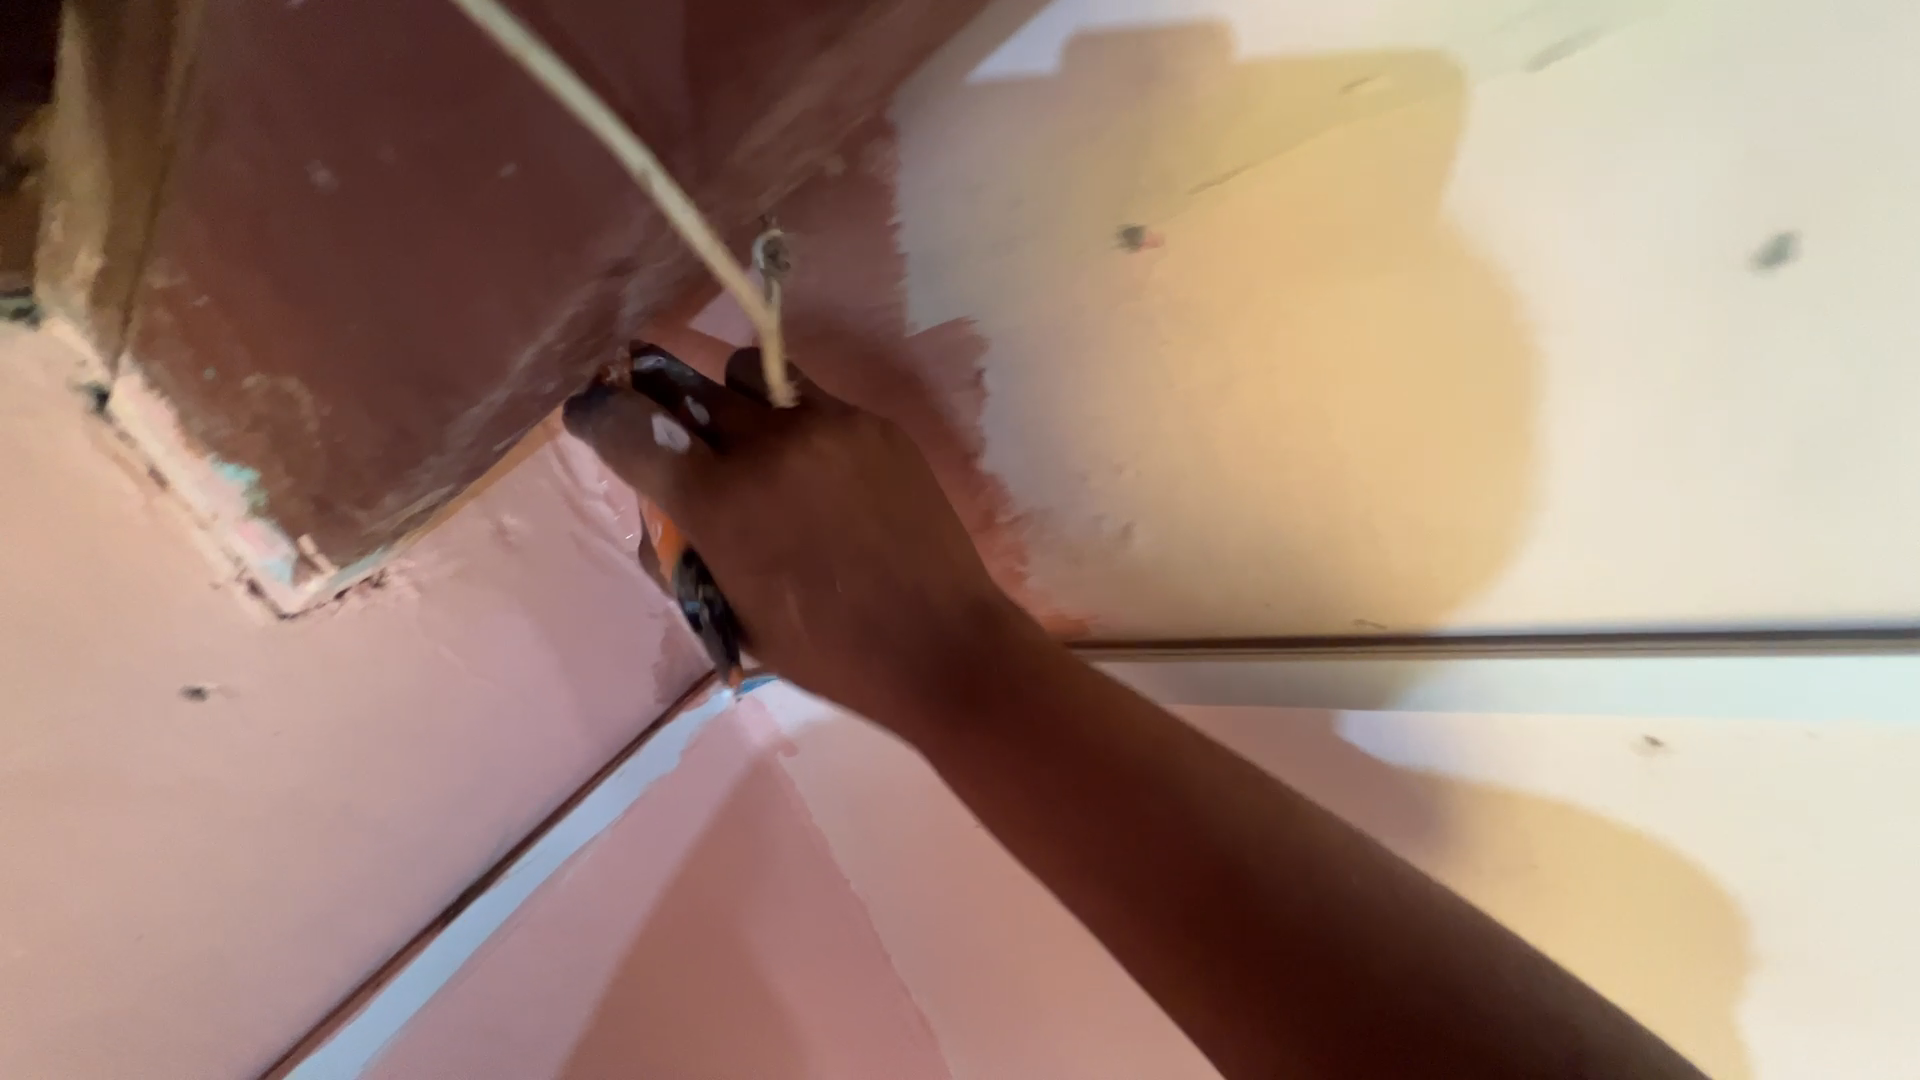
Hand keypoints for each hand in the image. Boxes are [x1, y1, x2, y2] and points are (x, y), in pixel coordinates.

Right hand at [562, 345, 1039, 723]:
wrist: (939, 641)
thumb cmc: (830, 649)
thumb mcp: (735, 617)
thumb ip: (691, 553)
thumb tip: (673, 510)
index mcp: (719, 502)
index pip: (627, 426)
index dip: (599, 415)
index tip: (595, 415)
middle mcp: (766, 445)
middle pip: (686, 386)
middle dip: (665, 404)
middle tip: (678, 430)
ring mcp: (829, 426)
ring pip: (752, 379)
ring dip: (737, 402)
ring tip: (759, 444)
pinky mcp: (877, 426)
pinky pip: (816, 403)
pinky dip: (801, 427)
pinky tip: (828, 474)